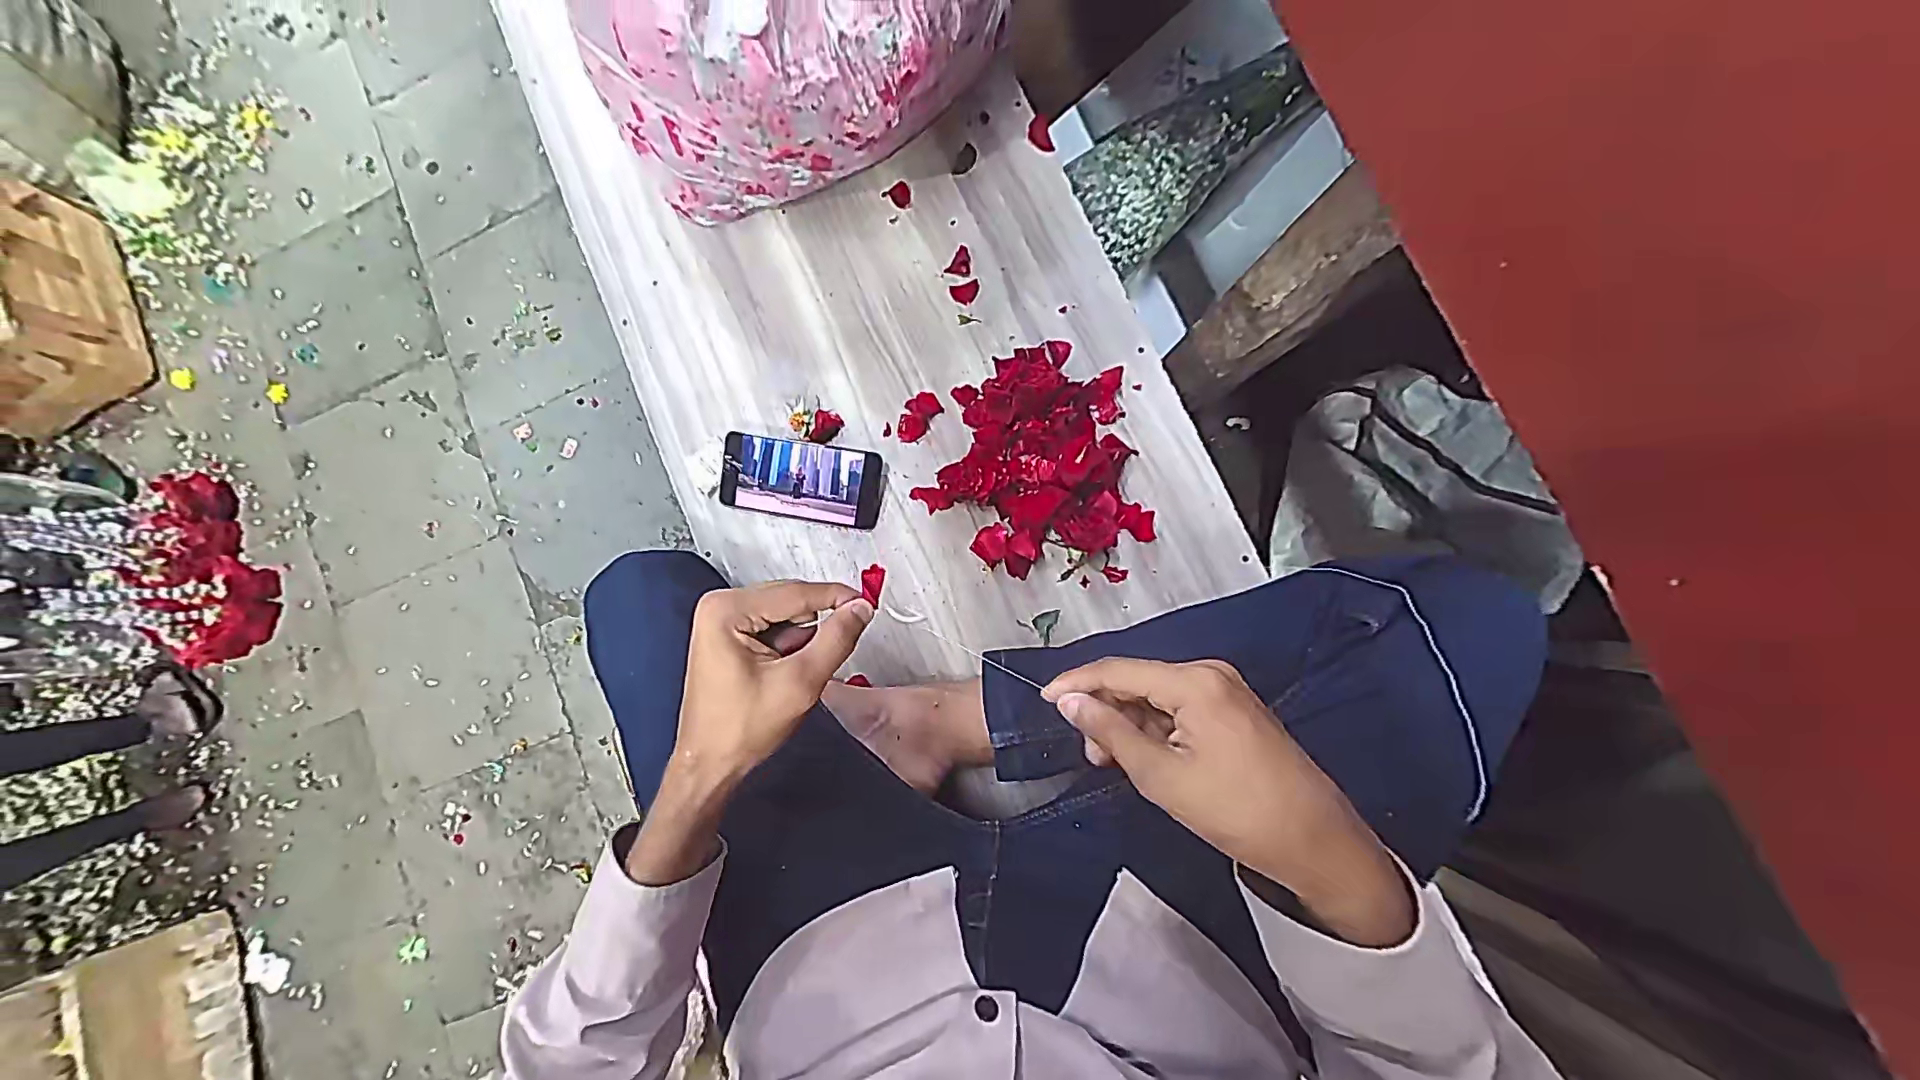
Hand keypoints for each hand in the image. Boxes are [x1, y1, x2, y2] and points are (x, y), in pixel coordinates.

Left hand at [676, 581, 873, 779]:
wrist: (711, 763)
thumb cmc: (738, 730)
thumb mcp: (800, 682)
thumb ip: (836, 639)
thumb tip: (858, 608)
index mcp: (726, 610)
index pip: (797, 592)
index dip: (838, 598)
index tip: (866, 604)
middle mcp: (720, 607)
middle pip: (792, 600)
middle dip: (816, 627)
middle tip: (831, 653)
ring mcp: (723, 620)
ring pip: (788, 613)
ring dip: (804, 639)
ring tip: (796, 673)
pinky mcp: (731, 634)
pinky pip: (776, 626)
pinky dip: (791, 645)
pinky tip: (786, 671)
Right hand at [1044, 659, 1414, 946]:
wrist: (1318, 844)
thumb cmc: (1236, 811)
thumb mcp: (1160, 775)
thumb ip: (1109, 731)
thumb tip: (1069, 700)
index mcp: (1194, 681)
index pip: (1118, 670)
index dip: (1076, 683)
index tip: (1044, 699)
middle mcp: (1209, 673)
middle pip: (1137, 681)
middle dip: (1106, 712)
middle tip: (1092, 754)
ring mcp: (1225, 689)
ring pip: (1156, 697)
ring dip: (1129, 725)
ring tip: (1116, 762)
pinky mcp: (1233, 709)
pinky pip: (1178, 708)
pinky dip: (1155, 730)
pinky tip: (1146, 756)